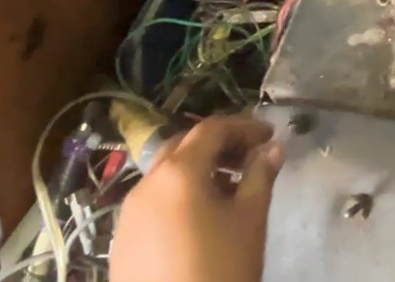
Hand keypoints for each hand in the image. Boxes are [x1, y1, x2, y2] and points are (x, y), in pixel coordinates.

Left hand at [110, 114, 284, 281]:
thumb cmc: (219, 272)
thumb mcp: (249, 221)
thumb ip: (261, 176)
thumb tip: (272, 149)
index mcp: (177, 173)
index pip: (212, 129)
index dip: (243, 127)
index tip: (270, 136)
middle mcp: (146, 185)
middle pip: (184, 146)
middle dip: (219, 145)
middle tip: (249, 156)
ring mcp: (128, 216)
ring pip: (165, 175)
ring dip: (198, 170)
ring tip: (228, 189)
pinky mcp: (121, 245)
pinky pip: (152, 203)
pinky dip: (178, 196)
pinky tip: (199, 220)